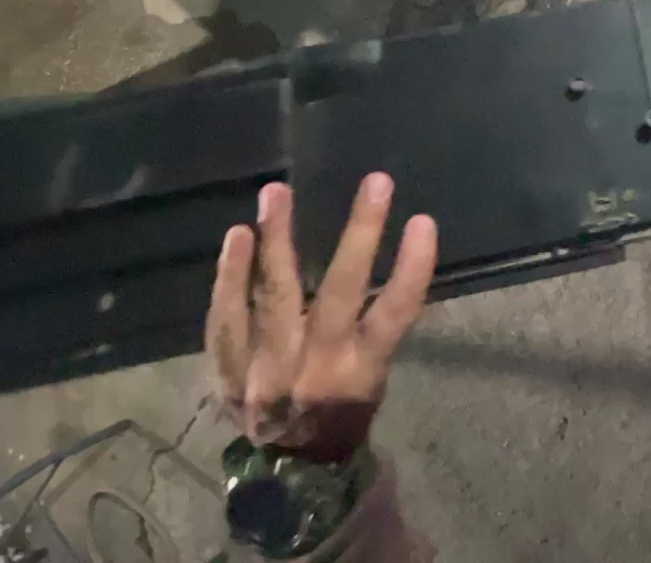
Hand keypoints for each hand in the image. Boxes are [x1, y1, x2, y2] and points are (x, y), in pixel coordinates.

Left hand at [206, 172, 437, 461]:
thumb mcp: (376, 373)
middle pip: (340, 293)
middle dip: (360, 234)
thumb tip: (383, 251)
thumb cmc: (348, 406)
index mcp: (363, 370)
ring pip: (273, 298)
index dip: (412, 267)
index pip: (394, 313)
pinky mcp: (227, 372)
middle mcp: (316, 368)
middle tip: (376, 183)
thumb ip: (377, 323)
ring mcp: (266, 371)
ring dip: (278, 241)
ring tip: (278, 193)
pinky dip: (230, 277)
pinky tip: (239, 236)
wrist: (290, 468)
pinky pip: (226, 319)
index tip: (423, 220)